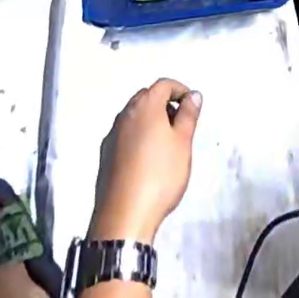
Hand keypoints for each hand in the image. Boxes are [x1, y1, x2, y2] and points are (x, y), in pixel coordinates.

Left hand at [90, 79, 201, 243]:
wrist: (124, 214)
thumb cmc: (160, 174)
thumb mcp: (183, 143)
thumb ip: (188, 115)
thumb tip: (193, 95)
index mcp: (145, 106)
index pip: (163, 84)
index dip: (180, 89)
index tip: (192, 105)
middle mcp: (125, 113)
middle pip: (147, 97)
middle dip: (165, 104)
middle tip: (181, 125)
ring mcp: (112, 134)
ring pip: (134, 116)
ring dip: (151, 120)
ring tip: (166, 145)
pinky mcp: (105, 154)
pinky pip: (125, 134)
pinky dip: (138, 136)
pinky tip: (147, 160)